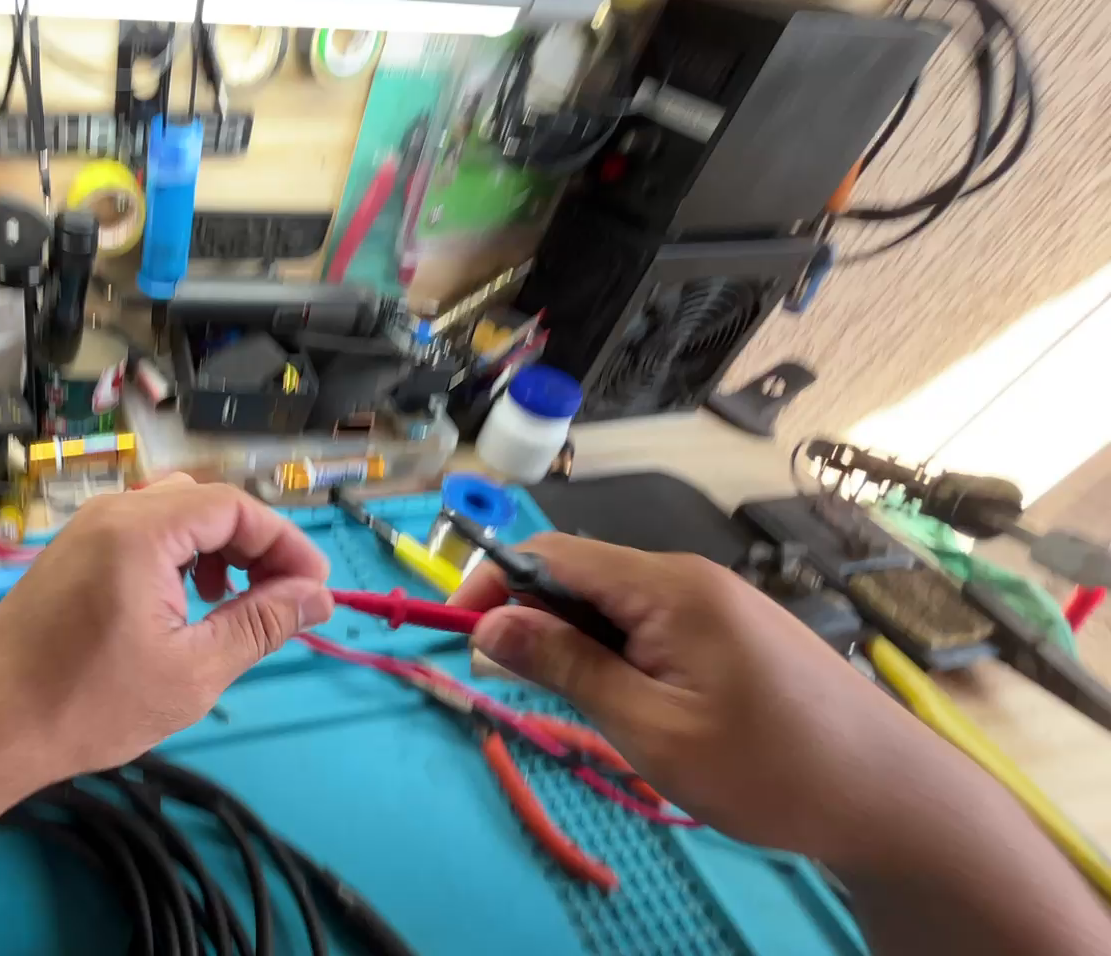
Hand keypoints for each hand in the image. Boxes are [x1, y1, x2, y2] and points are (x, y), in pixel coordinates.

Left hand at [0, 475, 332, 788]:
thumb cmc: (90, 703)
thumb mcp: (193, 670)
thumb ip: (261, 623)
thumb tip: (317, 597)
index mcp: (143, 529)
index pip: (236, 508)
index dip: (285, 543)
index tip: (316, 589)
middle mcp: (114, 510)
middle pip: (206, 503)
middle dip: (255, 545)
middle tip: (282, 599)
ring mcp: (88, 526)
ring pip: (174, 512)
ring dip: (216, 548)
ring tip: (231, 601)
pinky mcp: (74, 548)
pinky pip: (142, 530)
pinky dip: (178, 554)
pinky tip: (182, 601)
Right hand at [450, 533, 954, 868]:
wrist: (903, 808)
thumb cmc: (771, 770)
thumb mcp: (651, 728)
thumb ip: (565, 667)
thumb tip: (487, 625)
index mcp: (666, 586)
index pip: (549, 554)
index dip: (492, 581)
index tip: (460, 629)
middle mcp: (683, 575)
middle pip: (574, 572)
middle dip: (527, 613)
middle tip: (507, 675)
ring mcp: (707, 598)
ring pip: (604, 597)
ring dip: (566, 635)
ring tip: (567, 693)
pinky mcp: (722, 625)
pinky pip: (638, 617)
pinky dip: (605, 645)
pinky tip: (617, 691)